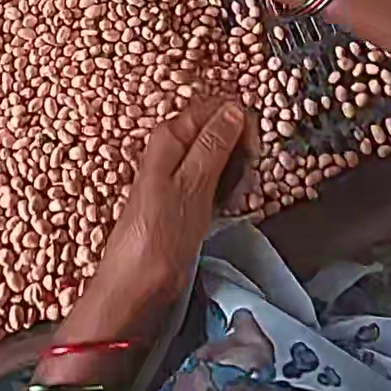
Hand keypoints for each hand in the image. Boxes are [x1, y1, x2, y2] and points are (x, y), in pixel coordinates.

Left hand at [64, 98, 253, 339]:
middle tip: (243, 180)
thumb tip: (233, 108)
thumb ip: (214, 144)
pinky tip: (228, 206)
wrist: (137, 282)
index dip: (240, 125)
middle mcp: (174, 146)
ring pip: (221, 155)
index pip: (216, 108)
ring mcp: (180, 171)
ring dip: (236, 172)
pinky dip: (226, 189)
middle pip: (220, 129)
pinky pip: (214, 178)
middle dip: (240, 150)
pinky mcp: (185, 194)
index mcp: (171, 135)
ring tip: (234, 198)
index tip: (252, 153)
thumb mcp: (193, 183)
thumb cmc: (162, 232)